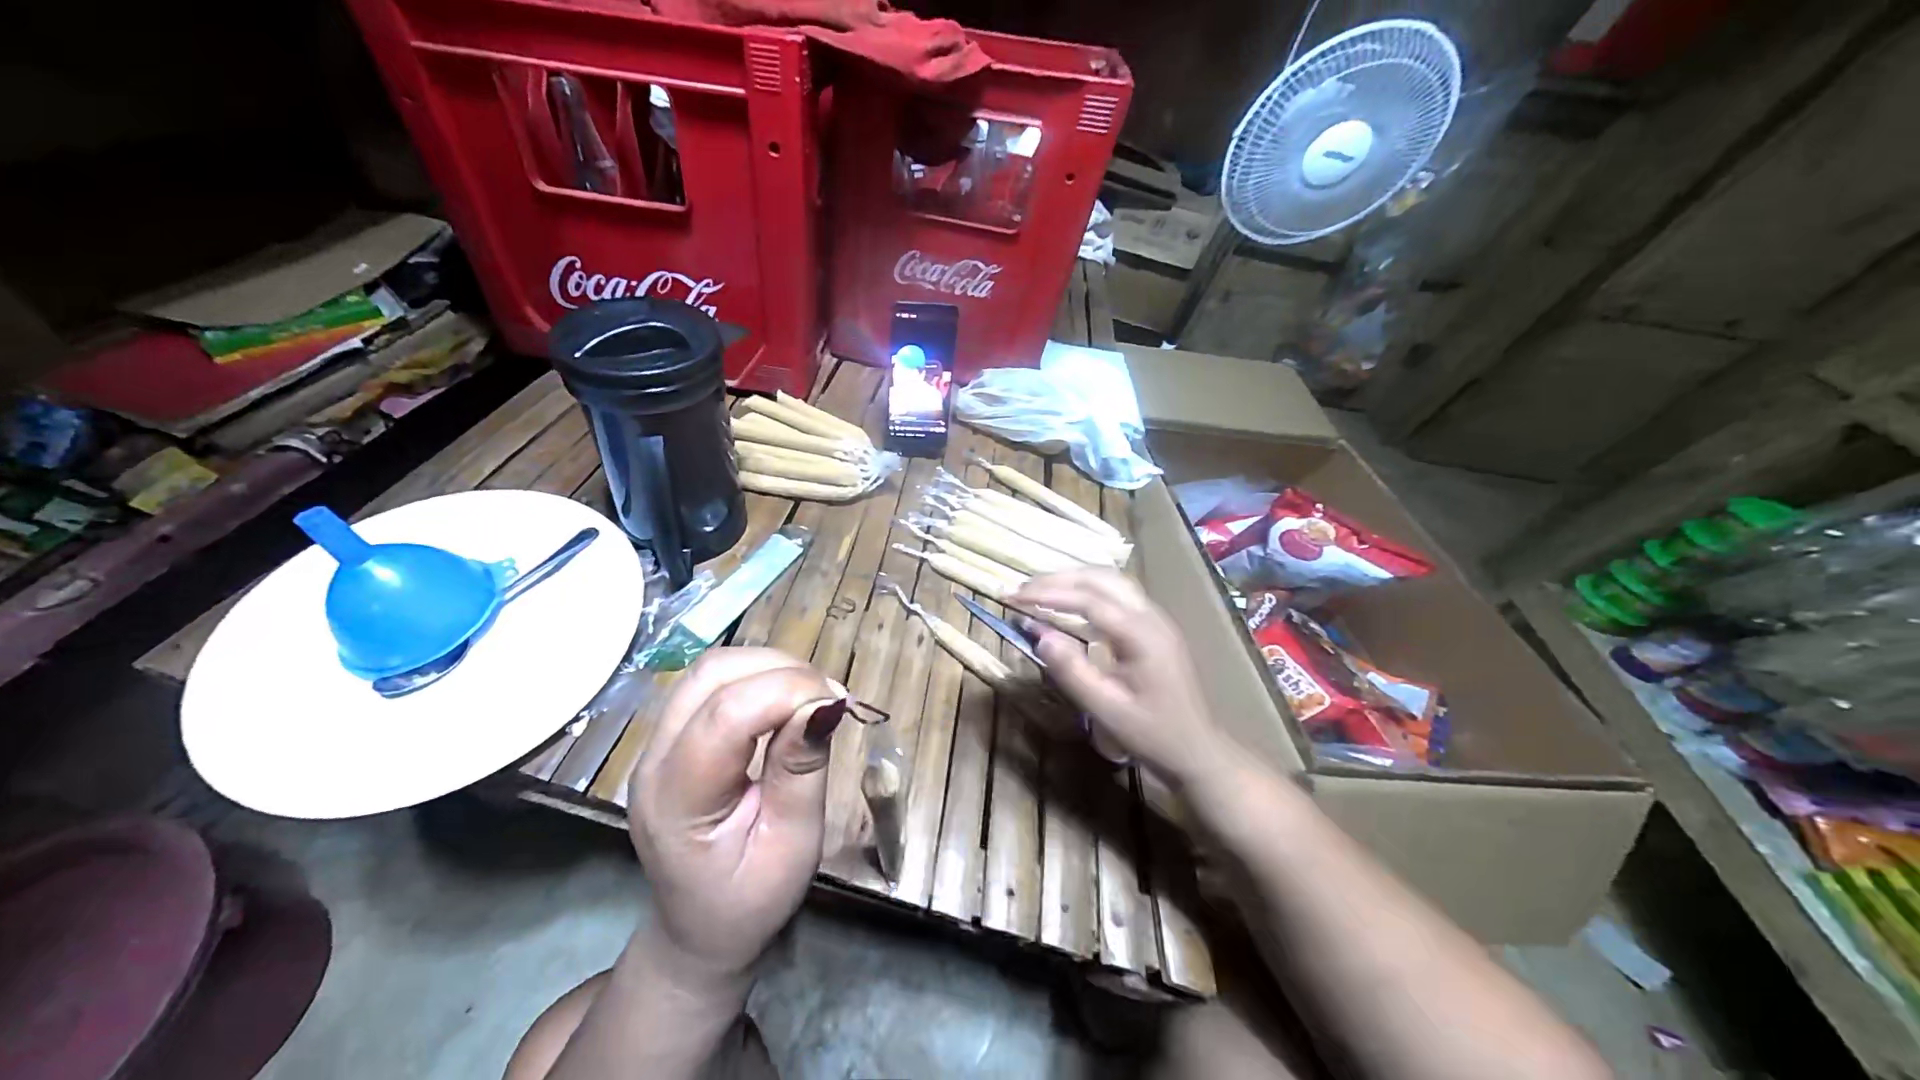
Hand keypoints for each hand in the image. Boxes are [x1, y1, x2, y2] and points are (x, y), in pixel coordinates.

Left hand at [627, 648, 844, 986]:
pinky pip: (711, 683)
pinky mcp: (671, 736)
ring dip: (769, 667)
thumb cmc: (750, 902)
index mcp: (677, 799)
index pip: (726, 713)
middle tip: (830, 698)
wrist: (698, 932)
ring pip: (711, 669)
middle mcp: (654, 759)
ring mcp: (655, 744)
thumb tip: (825, 703)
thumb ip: (802, 770)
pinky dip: (756, 676)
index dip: (789, 692)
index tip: (840, 704)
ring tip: (813, 697)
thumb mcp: (793, 847)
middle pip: (712, 675)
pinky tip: (786, 700)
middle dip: (781, 671)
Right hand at [1012, 569, 1225, 784]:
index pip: (1089, 599)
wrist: (1197, 750)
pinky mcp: (1153, 627)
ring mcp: (1155, 619)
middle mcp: (1151, 616)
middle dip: (1058, 579)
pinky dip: (1087, 589)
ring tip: (1038, 590)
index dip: (1049, 594)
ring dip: (1073, 579)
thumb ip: (1073, 671)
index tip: (1014, 598)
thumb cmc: (1152, 734)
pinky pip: (1117, 593)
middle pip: (1101, 579)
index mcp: (1142, 635)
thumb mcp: (1106, 710)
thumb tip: (1040, 635)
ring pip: (1111, 580)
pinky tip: (1068, 602)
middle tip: (1020, 591)